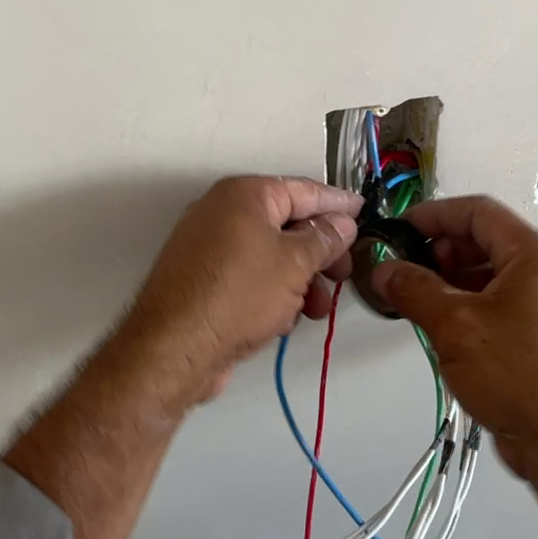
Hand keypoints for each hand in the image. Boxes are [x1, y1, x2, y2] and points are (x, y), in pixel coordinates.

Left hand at [112, 176, 361, 408]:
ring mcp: (208, 247)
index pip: (303, 190)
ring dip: (300, 280)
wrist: (174, 348)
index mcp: (244, 195)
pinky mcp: (203, 280)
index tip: (363, 212)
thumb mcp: (295, 264)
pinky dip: (272, 292)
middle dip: (320, 253)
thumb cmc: (238, 295)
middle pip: (287, 225)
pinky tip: (284, 319)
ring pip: (270, 255)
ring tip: (315, 310)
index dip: (337, 203)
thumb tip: (342, 223)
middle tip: (342, 276)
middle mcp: (222, 212)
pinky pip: (249, 276)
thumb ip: (324, 239)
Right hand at [372, 195, 537, 478]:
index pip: (479, 212)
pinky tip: (448, 330)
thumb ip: (414, 289)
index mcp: (536, 256)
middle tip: (405, 272)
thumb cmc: (517, 377)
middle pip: (488, 242)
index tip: (400, 229)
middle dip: (441, 252)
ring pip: (496, 276)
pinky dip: (475, 306)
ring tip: (420, 303)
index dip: (434, 215)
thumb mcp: (454, 327)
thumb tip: (384, 270)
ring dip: (454, 282)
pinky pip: (508, 305)